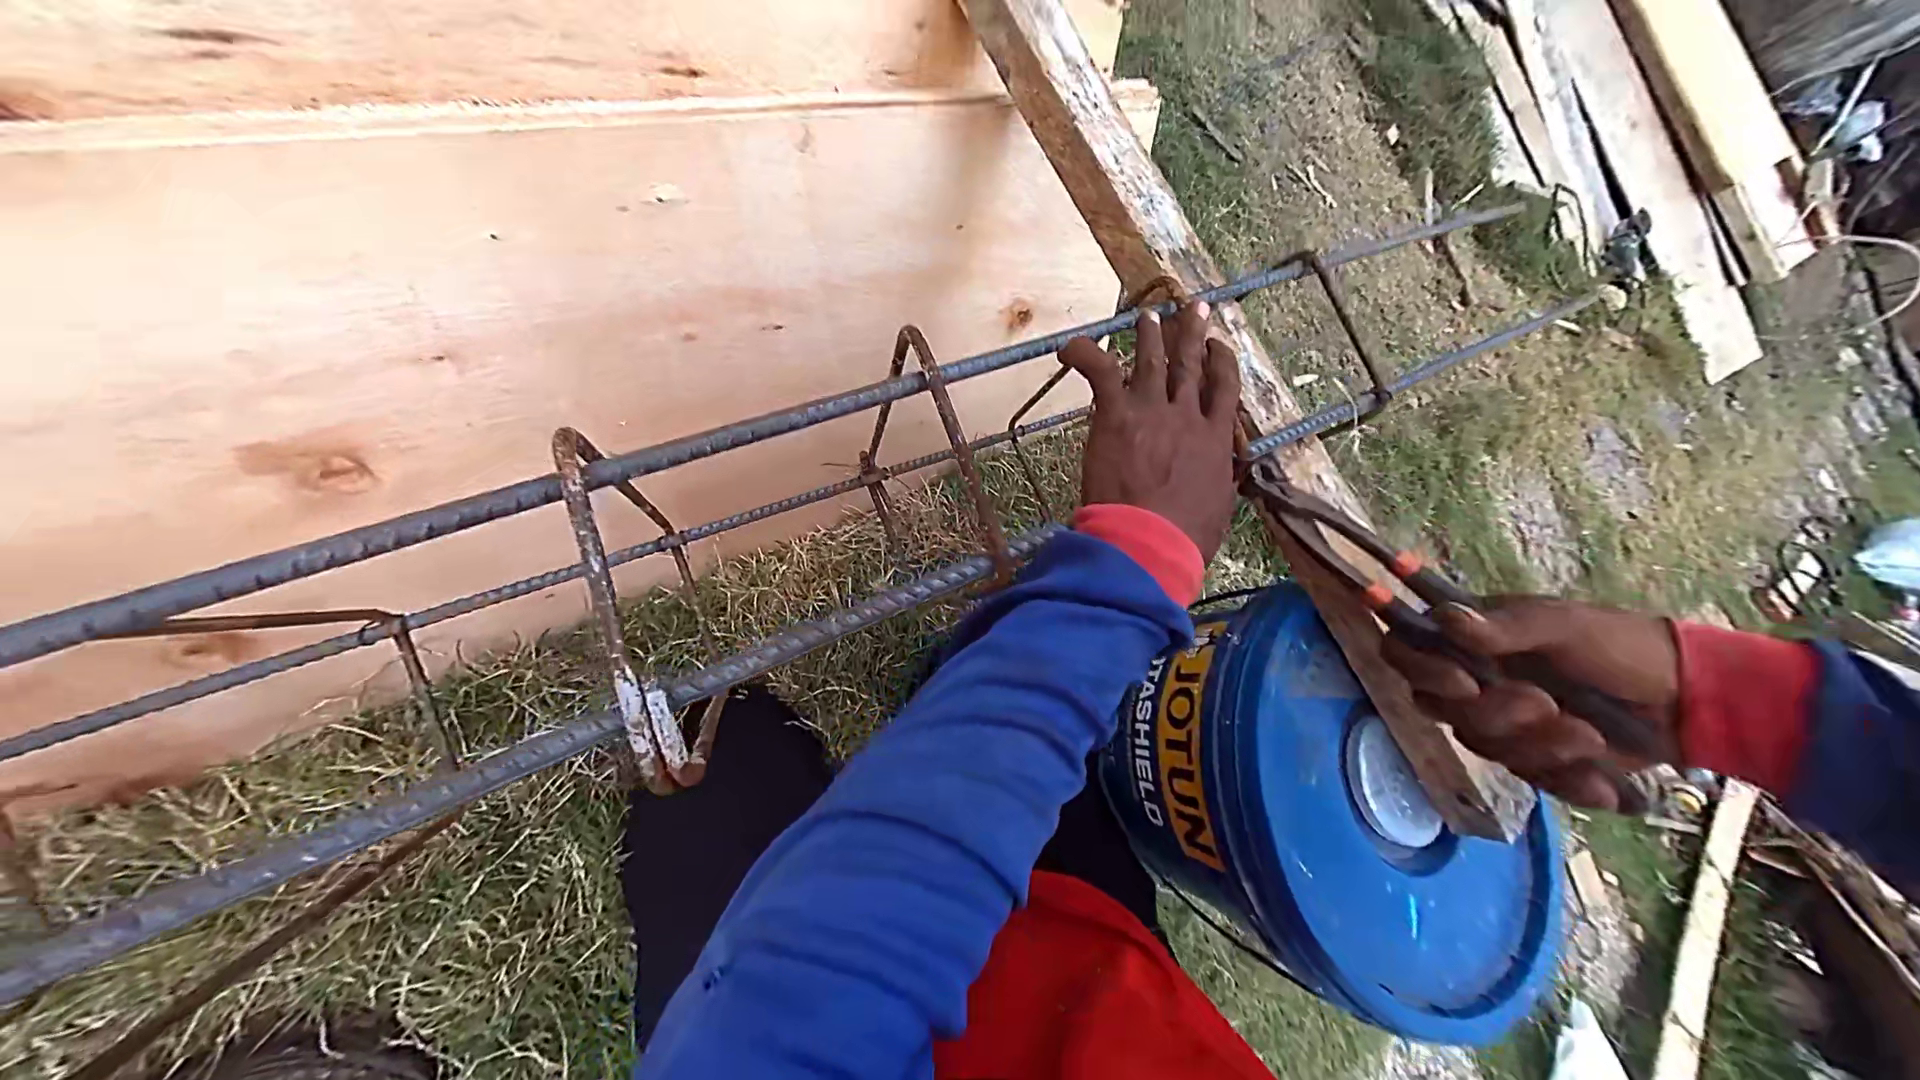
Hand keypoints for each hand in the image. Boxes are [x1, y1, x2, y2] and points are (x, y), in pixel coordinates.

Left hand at [1060, 301, 1241, 561]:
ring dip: (1149, 335)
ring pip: (1152, 361)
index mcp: (1215, 439)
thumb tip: (1222, 477)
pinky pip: (1102, 371)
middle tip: (1192, 308)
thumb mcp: (1218, 507)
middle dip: (1192, 333)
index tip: (1217, 347)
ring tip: (1147, 316)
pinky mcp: (1117, 414)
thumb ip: (1219, 482)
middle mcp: (1187, 415)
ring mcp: (1152, 410)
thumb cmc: (1184, 537)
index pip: (1224, 388)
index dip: (1221, 363)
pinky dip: (1086, 353)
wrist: (1149, 540)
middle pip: (1191, 365)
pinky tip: (1071, 345)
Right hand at [1383, 597, 1682, 810]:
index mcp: (1462, 643)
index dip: (1419, 671)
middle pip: (1439, 708)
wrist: (1691, 699)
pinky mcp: (1531, 760)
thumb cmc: (1617, 645)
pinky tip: (1602, 779)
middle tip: (1545, 703)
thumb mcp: (1563, 625)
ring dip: (1539, 745)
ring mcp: (1498, 724)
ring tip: (1589, 735)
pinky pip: (1528, 779)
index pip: (1403, 653)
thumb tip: (1445, 619)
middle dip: (1494, 714)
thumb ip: (1504, 625)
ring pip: (1483, 745)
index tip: (1465, 683)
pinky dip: (1567, 781)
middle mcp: (1467, 683)